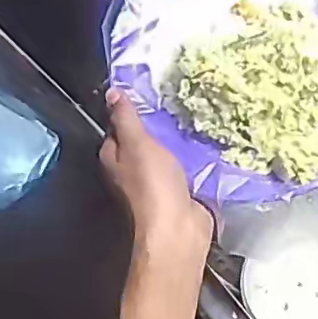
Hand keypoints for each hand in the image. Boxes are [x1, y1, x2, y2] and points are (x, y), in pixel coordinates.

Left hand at [101, 89, 212, 266]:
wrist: (178, 226)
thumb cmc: (153, 184)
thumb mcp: (137, 143)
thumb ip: (126, 118)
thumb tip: (112, 92)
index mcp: (114, 158)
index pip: (118, 129)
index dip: (131, 113)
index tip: (150, 95)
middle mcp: (131, 172)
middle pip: (143, 144)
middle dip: (159, 129)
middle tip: (178, 107)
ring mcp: (156, 185)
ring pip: (167, 158)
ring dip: (178, 146)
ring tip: (195, 123)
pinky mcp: (179, 195)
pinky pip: (186, 172)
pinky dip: (194, 163)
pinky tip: (205, 150)